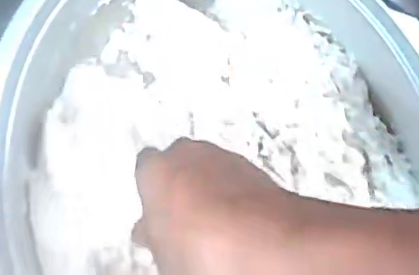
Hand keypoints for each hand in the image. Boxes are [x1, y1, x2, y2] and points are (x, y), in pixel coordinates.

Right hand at [133, 139, 329, 274]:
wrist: (273, 248)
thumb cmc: (205, 259)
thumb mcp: (167, 263)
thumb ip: (156, 242)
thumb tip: (148, 234)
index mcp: (155, 172)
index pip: (145, 171)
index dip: (152, 200)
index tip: (158, 227)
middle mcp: (185, 154)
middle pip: (177, 168)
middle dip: (181, 193)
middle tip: (187, 233)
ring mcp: (221, 158)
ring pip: (208, 173)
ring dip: (210, 196)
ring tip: (222, 240)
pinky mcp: (254, 170)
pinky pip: (235, 184)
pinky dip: (237, 202)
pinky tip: (245, 235)